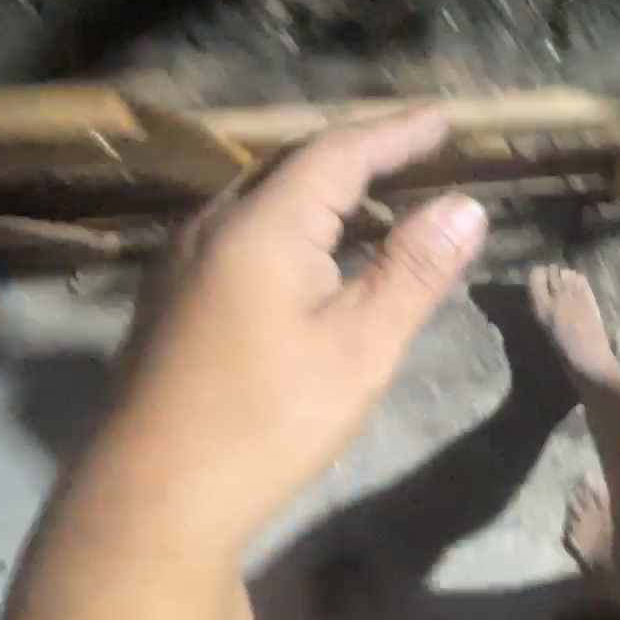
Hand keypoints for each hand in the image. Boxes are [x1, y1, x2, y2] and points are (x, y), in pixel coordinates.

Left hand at [91, 109, 486, 538]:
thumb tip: (467, 206)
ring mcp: (184, 262)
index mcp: (262, 227)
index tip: (446, 120)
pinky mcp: (176, 298)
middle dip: (362, 151)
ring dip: (327, 187)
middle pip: (295, 163)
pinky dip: (298, 222)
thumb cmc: (269, 420)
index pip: (339, 152)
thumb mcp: (361, 346)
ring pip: (266, 197)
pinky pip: (246, 231)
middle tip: (417, 149)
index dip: (397, 132)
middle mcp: (213, 226)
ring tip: (379, 196)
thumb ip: (414, 270)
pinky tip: (316, 255)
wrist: (153, 499)